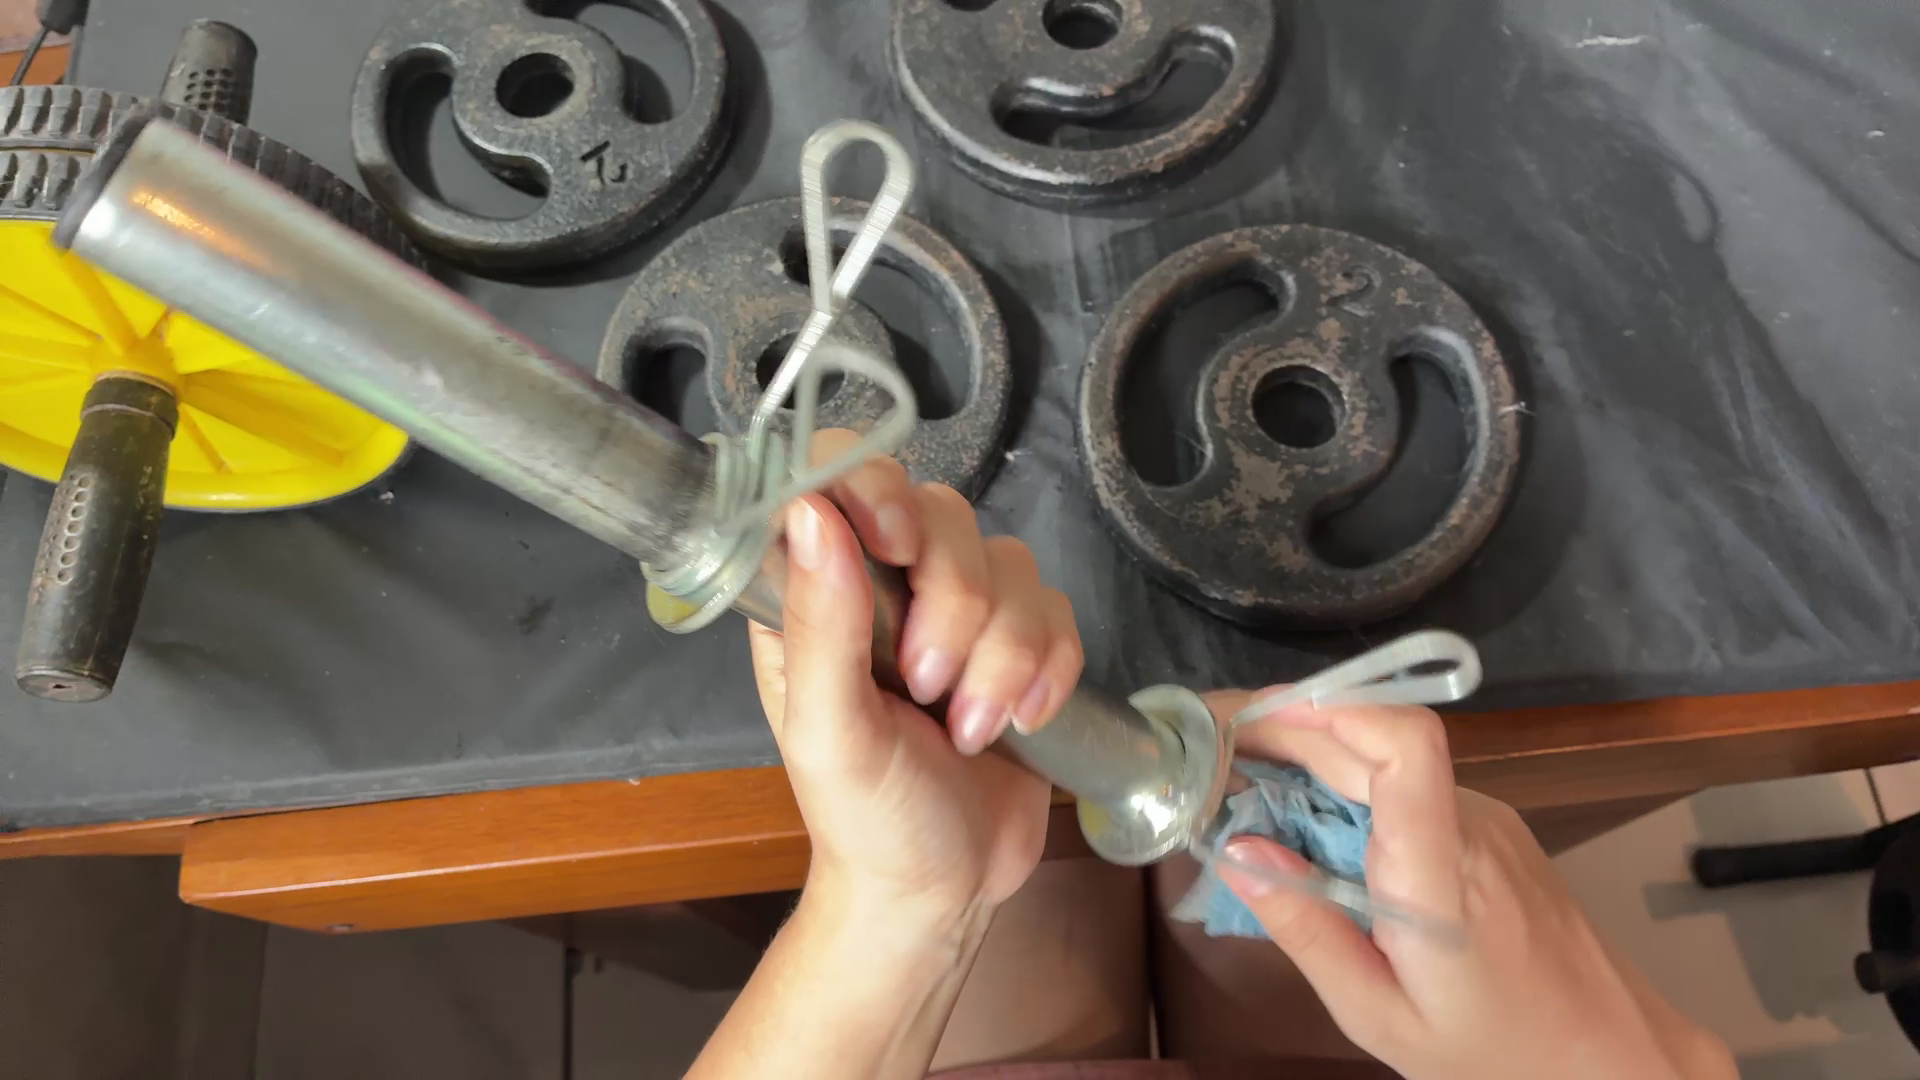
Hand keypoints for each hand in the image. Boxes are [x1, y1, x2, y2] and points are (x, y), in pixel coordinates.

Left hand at [748, 432, 1079, 926]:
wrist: (945, 884)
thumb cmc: (867, 817)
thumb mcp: (830, 733)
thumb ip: (819, 624)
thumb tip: (807, 510)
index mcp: (819, 592)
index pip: (838, 476)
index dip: (873, 487)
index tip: (895, 548)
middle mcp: (890, 583)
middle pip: (945, 517)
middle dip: (953, 611)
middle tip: (930, 690)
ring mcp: (961, 607)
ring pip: (1011, 565)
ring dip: (1001, 657)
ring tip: (972, 729)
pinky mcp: (1021, 639)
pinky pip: (1056, 609)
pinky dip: (1046, 668)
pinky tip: (1023, 722)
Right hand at [1206, 692, 1735, 1079]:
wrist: (1622, 1068)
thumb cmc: (1499, 1058)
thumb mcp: (1382, 1018)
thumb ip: (1307, 930)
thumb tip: (1233, 850)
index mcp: (1443, 869)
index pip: (1403, 745)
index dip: (1327, 708)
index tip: (1250, 714)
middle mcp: (1467, 821)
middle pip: (1368, 735)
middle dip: (1279, 724)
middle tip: (1206, 740)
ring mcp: (1481, 816)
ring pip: (1377, 753)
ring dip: (1302, 748)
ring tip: (1234, 769)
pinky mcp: (1482, 823)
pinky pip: (1395, 779)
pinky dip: (1335, 777)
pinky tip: (1298, 807)